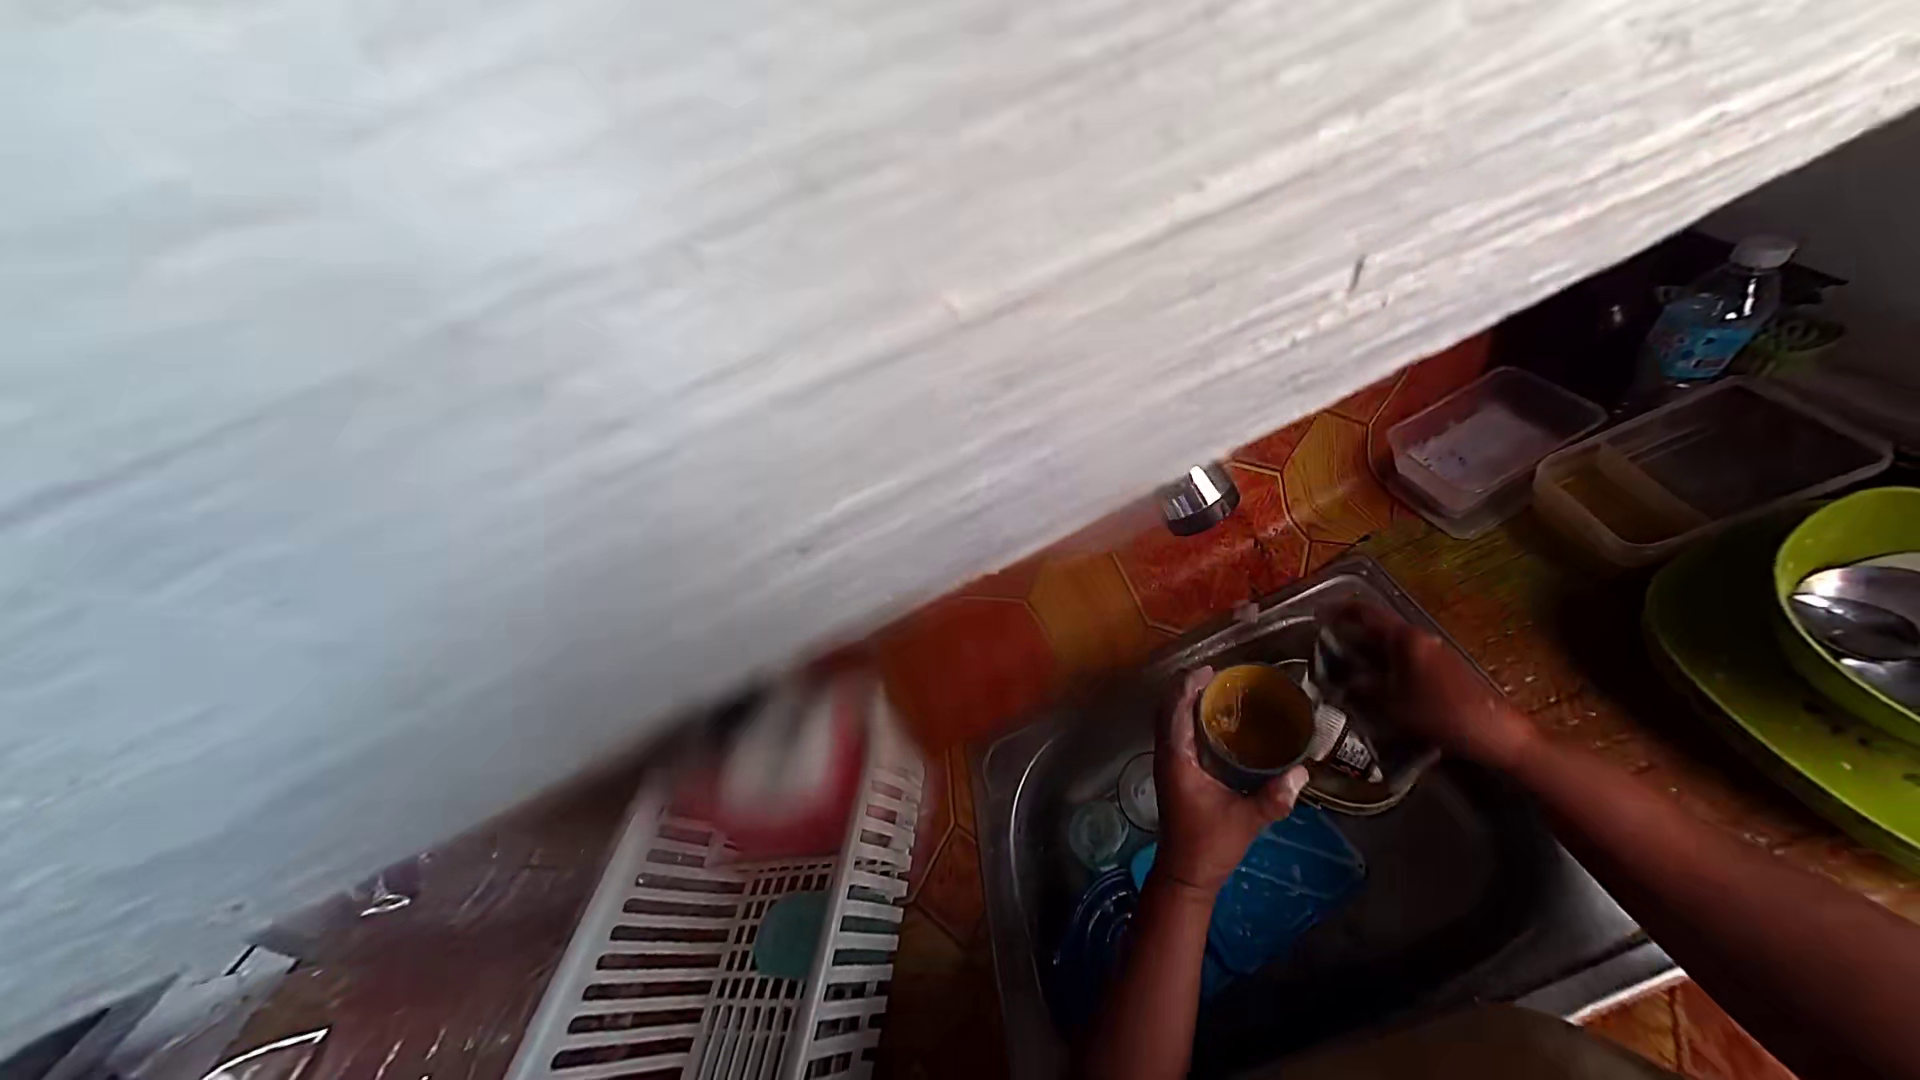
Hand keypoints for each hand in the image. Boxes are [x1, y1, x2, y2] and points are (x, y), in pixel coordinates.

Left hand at [1153, 666, 1308, 894]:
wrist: (1185, 872)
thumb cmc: (1210, 844)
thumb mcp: (1246, 820)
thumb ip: (1273, 797)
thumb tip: (1303, 772)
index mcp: (1176, 758)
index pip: (1176, 711)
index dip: (1188, 686)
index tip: (1209, 671)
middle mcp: (1165, 755)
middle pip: (1166, 709)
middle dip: (1185, 688)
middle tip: (1214, 676)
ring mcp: (1165, 763)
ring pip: (1167, 721)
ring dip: (1182, 701)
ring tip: (1212, 691)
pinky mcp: (1171, 772)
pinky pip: (1172, 733)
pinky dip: (1183, 718)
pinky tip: (1208, 721)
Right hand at [1319, 601, 1538, 768]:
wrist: (1498, 735)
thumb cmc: (1441, 713)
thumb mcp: (1391, 704)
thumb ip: (1361, 690)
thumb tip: (1340, 684)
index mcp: (1405, 638)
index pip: (1365, 612)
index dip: (1338, 610)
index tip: (1317, 615)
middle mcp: (1420, 637)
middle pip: (1377, 627)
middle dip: (1350, 634)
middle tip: (1324, 646)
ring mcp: (1434, 652)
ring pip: (1391, 644)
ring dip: (1367, 650)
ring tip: (1343, 665)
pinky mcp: (1443, 668)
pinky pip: (1404, 657)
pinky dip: (1384, 663)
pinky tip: (1374, 682)